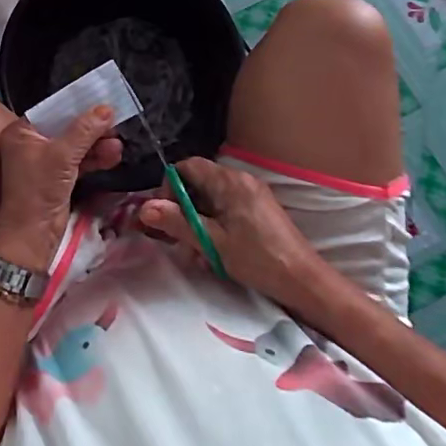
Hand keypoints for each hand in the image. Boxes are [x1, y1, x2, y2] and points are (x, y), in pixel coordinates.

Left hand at [0, 107, 121, 268]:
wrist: (32, 237)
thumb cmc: (38, 190)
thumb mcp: (63, 155)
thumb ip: (85, 130)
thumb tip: (107, 109)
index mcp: (21, 132)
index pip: (52, 109)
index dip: (77, 104)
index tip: (101, 99)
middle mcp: (30, 143)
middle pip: (66, 126)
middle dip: (92, 127)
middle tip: (115, 123)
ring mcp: (44, 162)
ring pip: (75, 144)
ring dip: (97, 144)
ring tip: (117, 144)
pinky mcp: (56, 178)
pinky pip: (78, 160)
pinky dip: (95, 158)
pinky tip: (113, 156)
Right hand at [137, 157, 328, 309]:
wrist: (302, 279)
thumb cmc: (257, 258)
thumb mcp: (212, 243)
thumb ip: (178, 222)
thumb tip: (144, 208)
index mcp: (229, 181)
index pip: (188, 166)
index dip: (170, 187)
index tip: (164, 215)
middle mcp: (241, 179)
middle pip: (199, 183)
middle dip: (183, 211)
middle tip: (178, 242)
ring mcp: (252, 194)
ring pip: (212, 200)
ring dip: (198, 224)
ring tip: (198, 255)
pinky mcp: (259, 209)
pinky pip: (227, 209)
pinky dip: (215, 227)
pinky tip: (215, 255)